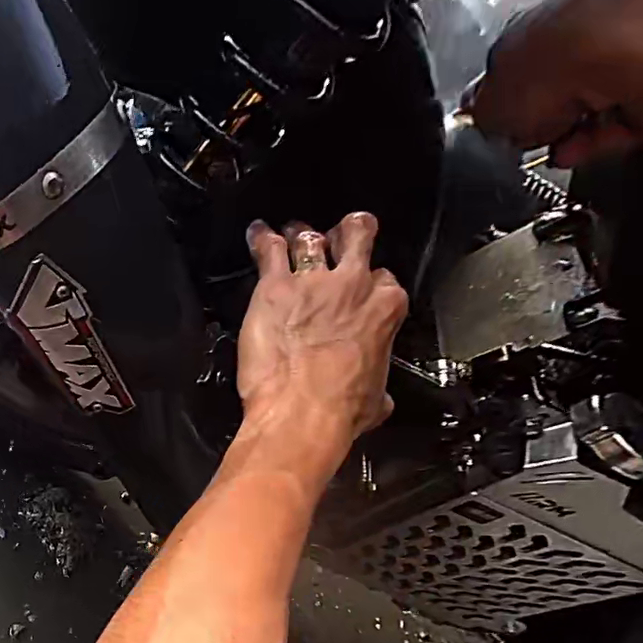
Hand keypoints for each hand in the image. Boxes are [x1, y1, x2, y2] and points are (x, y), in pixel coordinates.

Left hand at [236, 212, 407, 467]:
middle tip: (340, 234)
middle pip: (356, 237)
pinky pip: (268, 249)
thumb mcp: (375, 401)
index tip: (358, 290)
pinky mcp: (273, 286)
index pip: (383, 279)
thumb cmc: (339, 409)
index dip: (369, 283)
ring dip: (301, 235)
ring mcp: (312, 282)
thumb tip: (378, 398)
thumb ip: (377, 388)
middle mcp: (351, 285)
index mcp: (384, 308)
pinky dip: (261, 239)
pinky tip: (257, 234)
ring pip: (310, 238)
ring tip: (293, 234)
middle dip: (349, 231)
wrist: (302, 411)